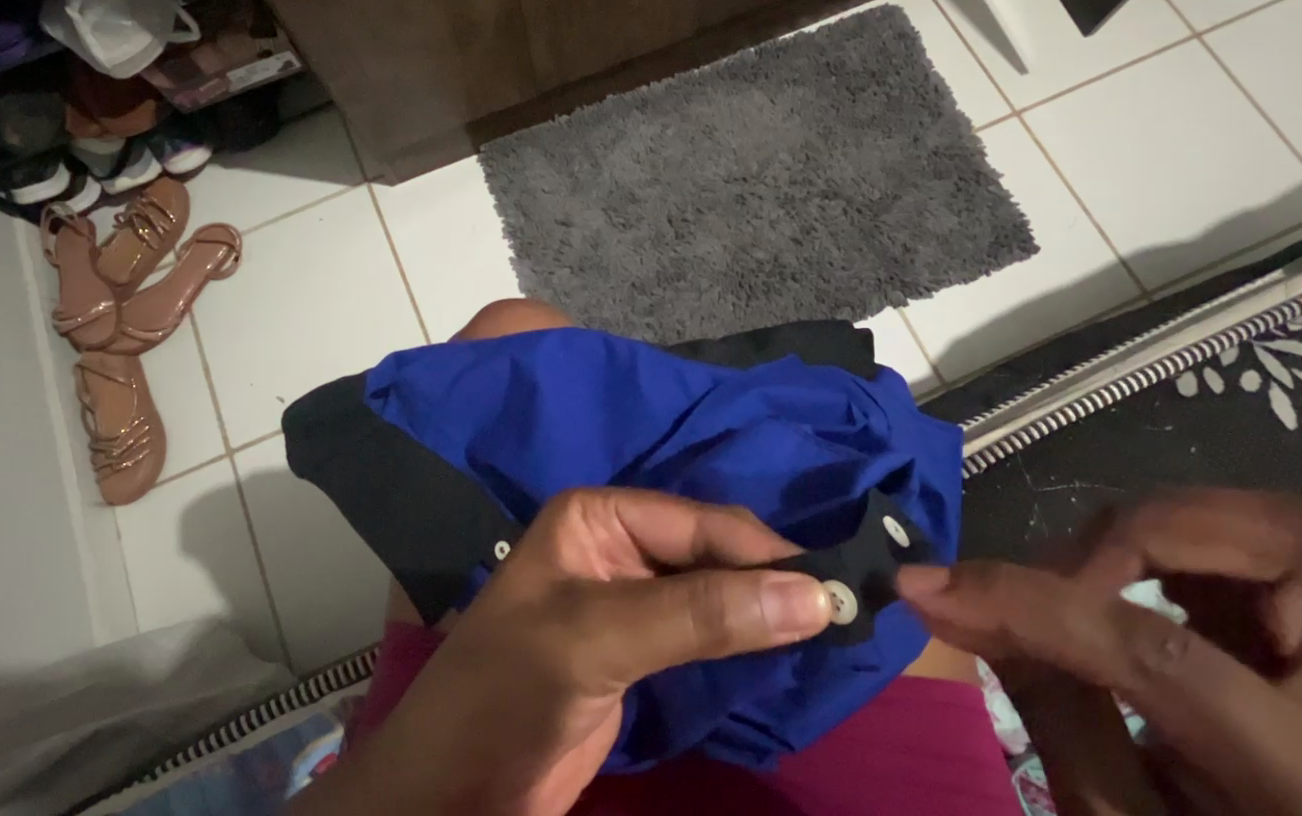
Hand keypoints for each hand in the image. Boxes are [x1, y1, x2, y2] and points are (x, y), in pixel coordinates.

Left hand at [292, 487, 833, 815]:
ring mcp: (629, 601)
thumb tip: (812, 596)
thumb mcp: (596, 639)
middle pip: (713, 554)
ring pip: (714, 594)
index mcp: (598, 517)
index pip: (701, 523)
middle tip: (849, 612)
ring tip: (835, 630)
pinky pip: (705, 634)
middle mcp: (617, 546)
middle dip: (772, 581)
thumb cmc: (508, 689)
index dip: (768, 554)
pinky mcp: (639, 653)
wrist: (453, 784)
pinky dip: (745, 642)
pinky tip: (787, 652)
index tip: (841, 589)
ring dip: (765, 612)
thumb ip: (698, 615)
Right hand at [895, 488, 1301, 815]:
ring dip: (1158, 528)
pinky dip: (1179, 544)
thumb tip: (966, 604)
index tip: (929, 587)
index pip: (1170, 658)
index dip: (1038, 607)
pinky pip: (1263, 550)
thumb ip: (1054, 714)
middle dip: (1134, 534)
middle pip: (1282, 544)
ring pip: (1281, 525)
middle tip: (1044, 580)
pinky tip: (1126, 580)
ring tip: (1077, 579)